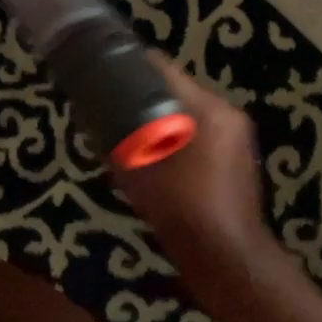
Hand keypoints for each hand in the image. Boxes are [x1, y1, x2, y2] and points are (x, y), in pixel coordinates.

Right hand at [113, 53, 267, 256]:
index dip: (124, 64)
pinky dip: (171, 134)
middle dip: (137, 92)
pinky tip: (148, 152)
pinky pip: (194, 132)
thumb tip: (86, 108)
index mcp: (207, 107)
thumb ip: (111, 129)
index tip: (96, 68)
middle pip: (171, 87)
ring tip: (122, 127)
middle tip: (104, 101)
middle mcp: (226, 114)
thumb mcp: (134, 161)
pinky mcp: (233, 160)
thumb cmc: (178, 202)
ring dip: (154, 115)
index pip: (159, 66)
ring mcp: (235, 138)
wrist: (224, 258)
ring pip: (182, 111)